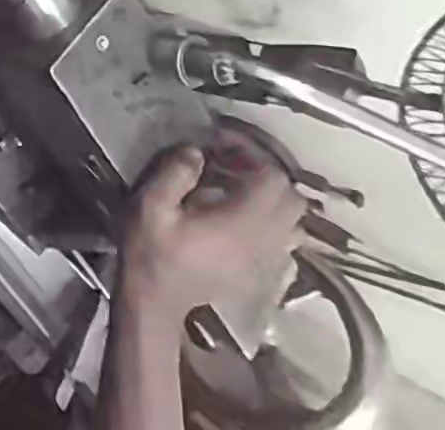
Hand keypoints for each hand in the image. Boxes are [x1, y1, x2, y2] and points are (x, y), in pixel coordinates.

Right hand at [119, 133, 307, 318]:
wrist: (156, 300)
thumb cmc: (152, 252)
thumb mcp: (151, 205)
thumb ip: (174, 173)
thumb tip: (196, 151)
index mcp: (241, 223)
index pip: (273, 179)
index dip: (252, 154)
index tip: (221, 143)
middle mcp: (264, 240)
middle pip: (291, 198)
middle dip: (264, 173)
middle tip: (229, 163)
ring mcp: (268, 260)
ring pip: (293, 220)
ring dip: (271, 197)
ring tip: (235, 187)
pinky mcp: (264, 271)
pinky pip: (285, 239)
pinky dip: (271, 220)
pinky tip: (239, 216)